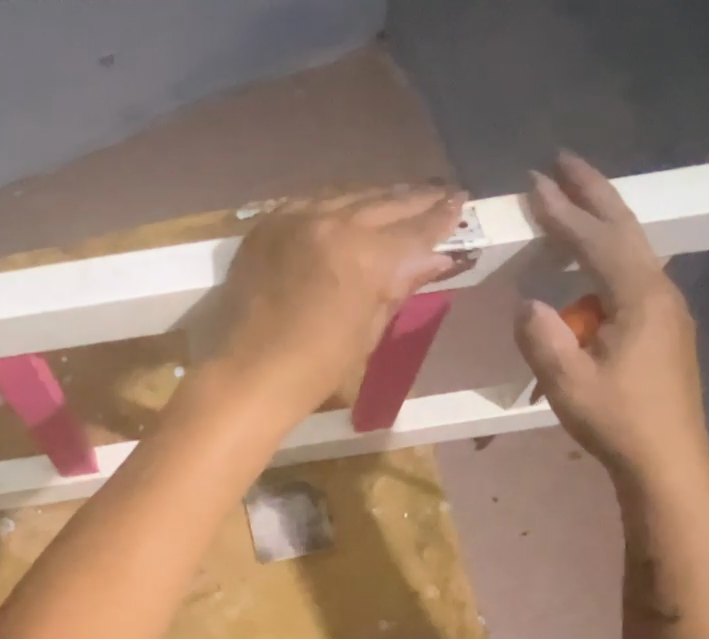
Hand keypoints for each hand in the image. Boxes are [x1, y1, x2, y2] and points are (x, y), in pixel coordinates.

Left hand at [208, 186, 465, 419]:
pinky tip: (348, 205)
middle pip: (384, 203)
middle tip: (440, 194)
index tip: (460, 204)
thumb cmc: (316, 367)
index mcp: (366, 255)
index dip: (441, 218)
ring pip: (348, 194)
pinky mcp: (267, 223)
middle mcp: (333, 223)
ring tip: (399, 197)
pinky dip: (336, 202)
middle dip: (416, 199)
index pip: (415, 228)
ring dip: (377, 196)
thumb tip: (435, 258)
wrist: (248, 374)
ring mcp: (295, 218)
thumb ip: (400, 285)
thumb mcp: (369, 330)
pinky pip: (311, 200)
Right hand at [514, 152, 708, 487]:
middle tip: (563, 161)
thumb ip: (544, 338)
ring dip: (601, 221)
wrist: (669, 460)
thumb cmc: (619, 422)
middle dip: (593, 193)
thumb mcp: (569, 384)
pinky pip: (631, 275)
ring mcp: (667, 310)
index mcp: (640, 298)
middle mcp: (661, 292)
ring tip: (572, 204)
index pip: (595, 241)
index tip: (534, 183)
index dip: (563, 213)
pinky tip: (589, 266)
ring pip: (631, 250)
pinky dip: (605, 256)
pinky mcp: (664, 329)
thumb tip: (527, 303)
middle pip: (624, 229)